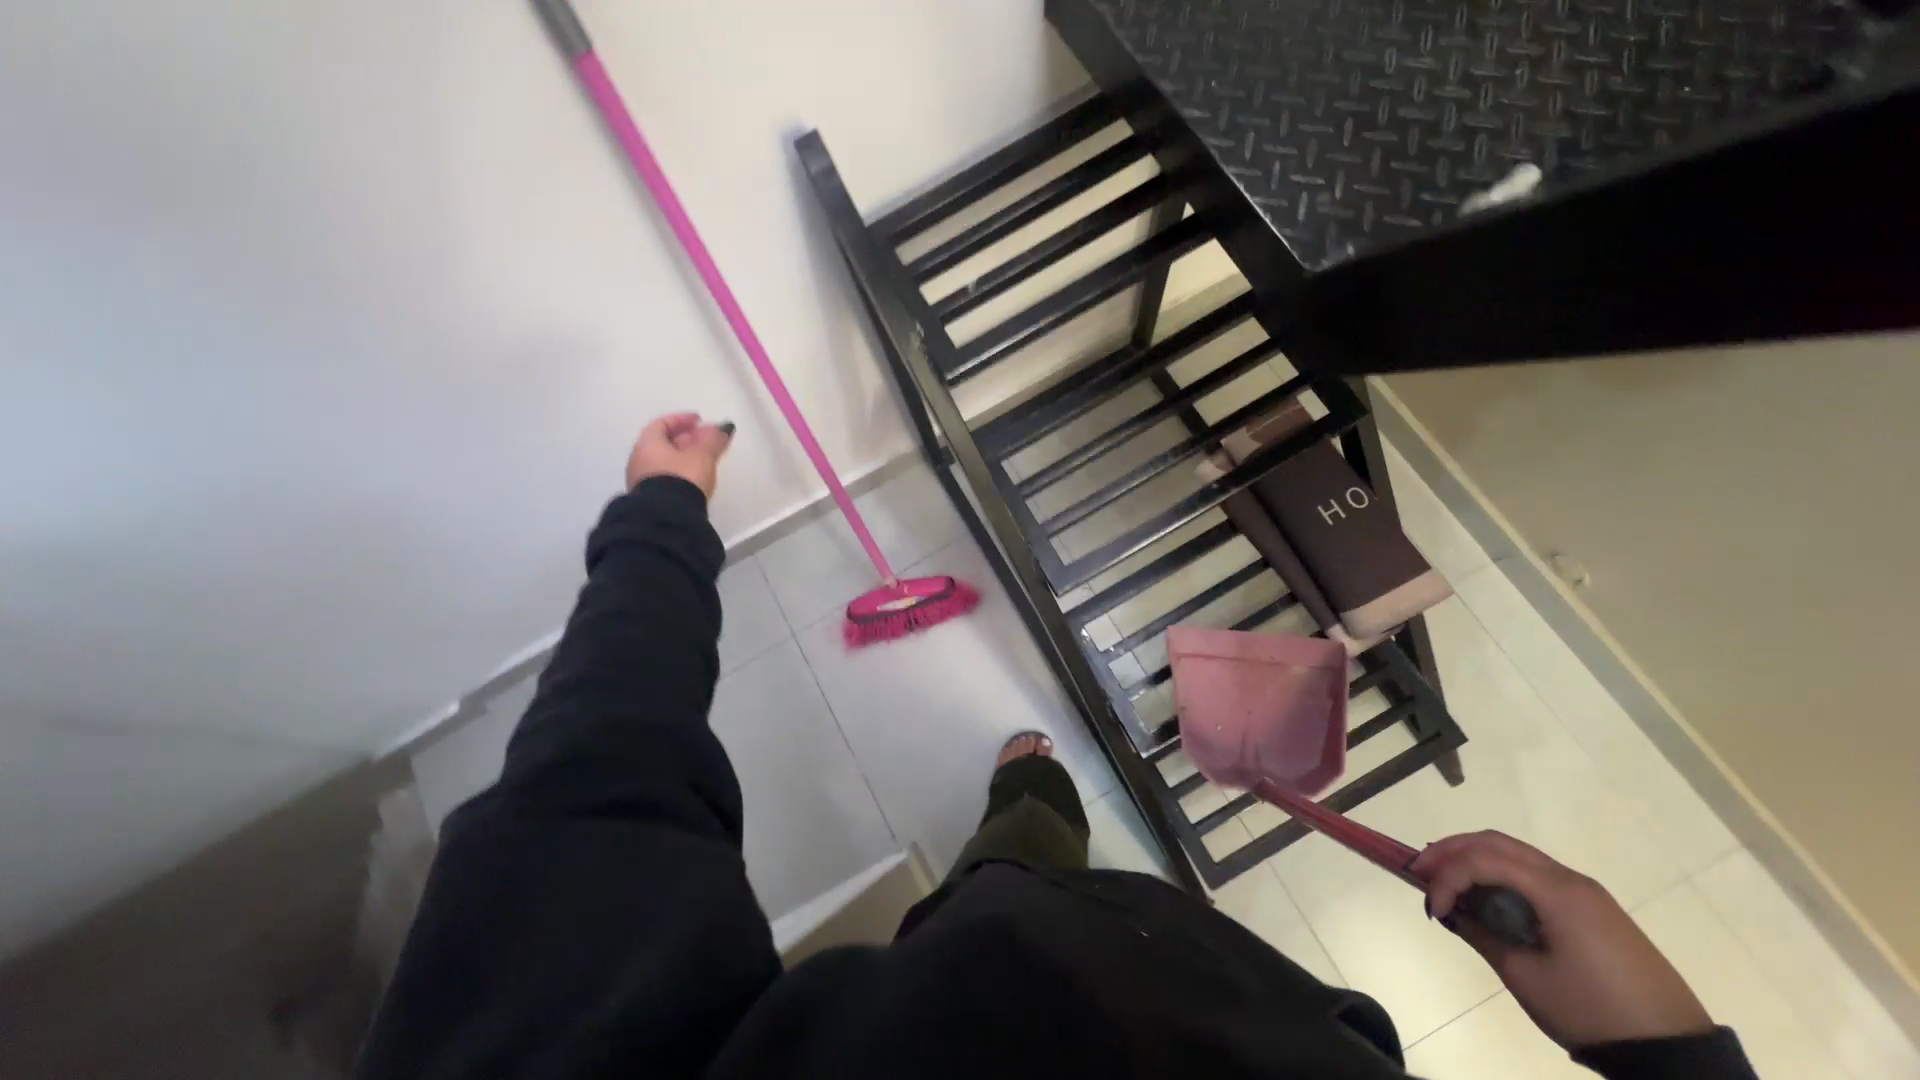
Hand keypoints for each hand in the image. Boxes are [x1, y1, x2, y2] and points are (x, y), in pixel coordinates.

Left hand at [625, 412, 732, 499]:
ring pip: (665, 461)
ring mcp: (643, 480)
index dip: (682, 419)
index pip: (662, 423)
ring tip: (705, 458)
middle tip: (707, 439)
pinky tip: (695, 476)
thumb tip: (725, 427)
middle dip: (687, 438)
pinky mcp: (652, 498)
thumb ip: (714, 440)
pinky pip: (666, 476)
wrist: (668, 517)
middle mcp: (640, 459)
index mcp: (648, 444)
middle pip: (664, 442)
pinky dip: (680, 471)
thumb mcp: (702, 456)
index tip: (699, 420)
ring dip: (684, 456)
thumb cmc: (682, 477)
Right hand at [1411, 831, 1712, 1049]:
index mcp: (1556, 892)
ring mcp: (1584, 892)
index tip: (1432, 909)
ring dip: (1474, 858)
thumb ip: (1482, 935)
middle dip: (1452, 851)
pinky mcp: (1591, 908)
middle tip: (1418, 870)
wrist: (1670, 1048)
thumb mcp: (1526, 977)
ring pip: (1515, 854)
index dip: (1447, 876)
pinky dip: (1499, 874)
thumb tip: (1453, 911)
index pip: (1484, 860)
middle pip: (1497, 843)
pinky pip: (1534, 874)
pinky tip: (1482, 894)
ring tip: (1442, 878)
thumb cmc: (1592, 1011)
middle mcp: (1570, 879)